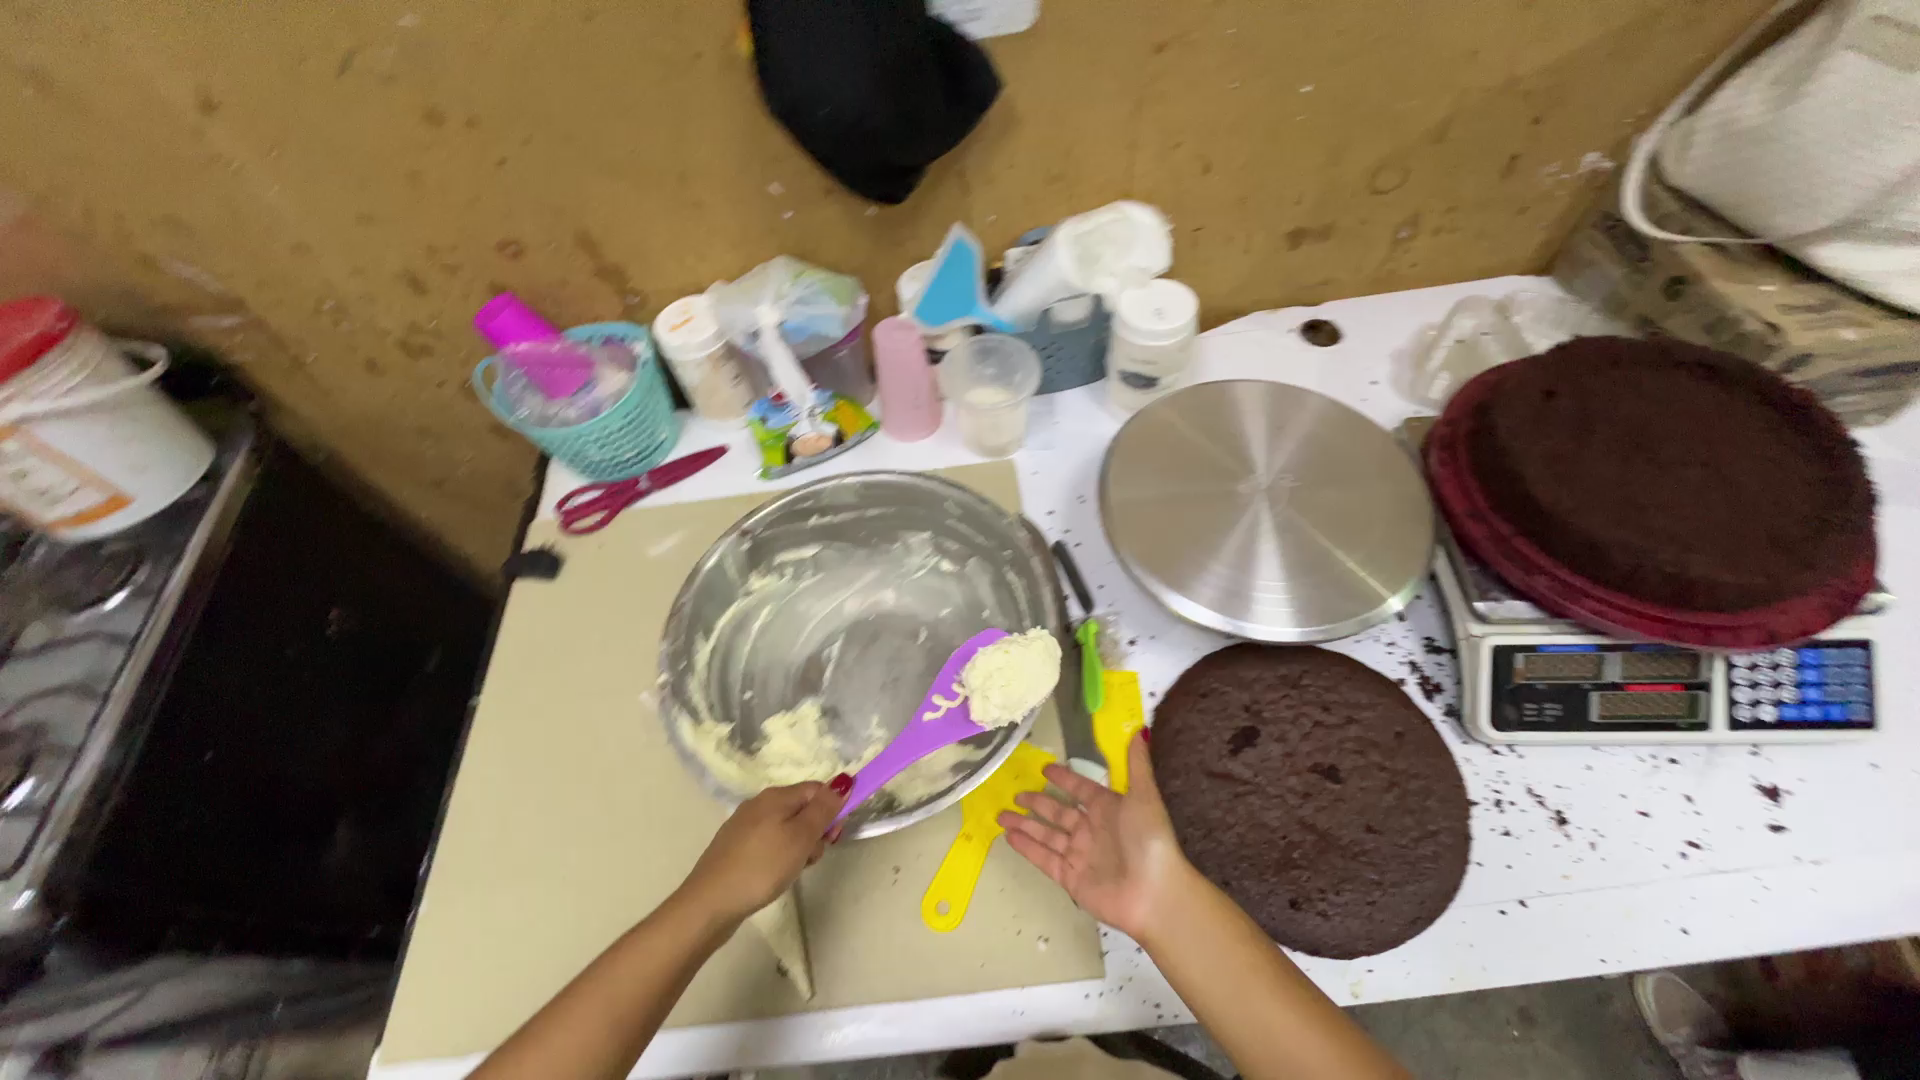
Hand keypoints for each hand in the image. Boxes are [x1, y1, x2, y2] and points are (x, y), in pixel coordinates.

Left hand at [677, 778, 848, 924]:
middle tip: (811, 857)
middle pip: (802, 809)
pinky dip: (779, 855)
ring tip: (792, 871)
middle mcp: (759, 803)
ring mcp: (744, 825)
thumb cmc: (762, 867)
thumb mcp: (801, 837)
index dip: (832, 809)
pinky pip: (770, 842)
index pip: (817, 789)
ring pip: (786, 828)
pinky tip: (774, 875)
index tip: (833, 837)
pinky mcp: (736, 846)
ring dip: (799, 847)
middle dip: (815, 832)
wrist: (710, 902)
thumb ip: (824, 809)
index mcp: (776, 796)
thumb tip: (844, 780)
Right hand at [998, 732, 1191, 940]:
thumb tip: (1138, 730)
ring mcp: (1080, 855)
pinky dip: (1027, 848)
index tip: (1044, 768)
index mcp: (1108, 809)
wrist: (1154, 893)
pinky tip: (1009, 836)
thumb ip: (1137, 764)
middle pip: (1059, 812)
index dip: (1064, 779)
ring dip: (1025, 824)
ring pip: (1046, 835)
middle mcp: (1092, 830)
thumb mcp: (1144, 796)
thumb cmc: (1149, 840)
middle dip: (1037, 802)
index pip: (1081, 789)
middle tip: (1015, 794)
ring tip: (1001, 814)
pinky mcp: (1070, 878)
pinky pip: (1044, 859)